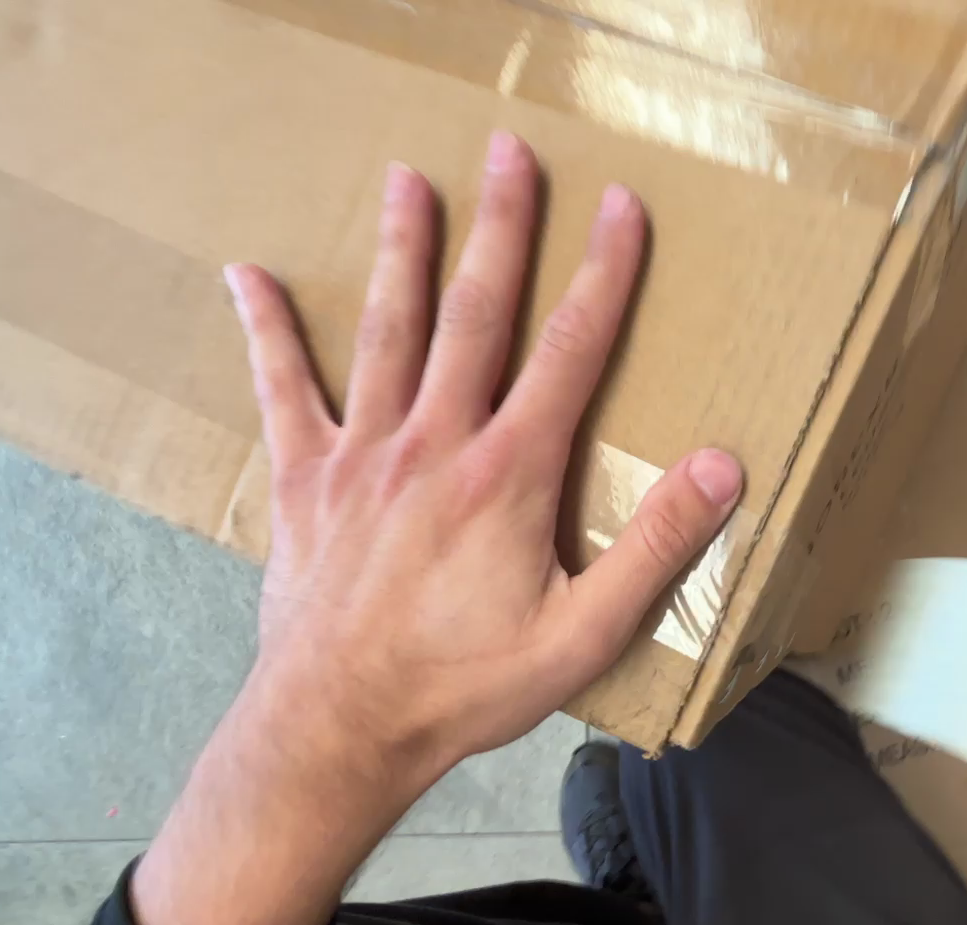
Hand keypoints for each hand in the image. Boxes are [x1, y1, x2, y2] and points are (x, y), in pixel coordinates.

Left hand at [129, 135, 741, 924]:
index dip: (603, 277)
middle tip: (510, 151)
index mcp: (509, 473)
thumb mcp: (588, 631)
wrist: (340, 731)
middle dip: (501, 229)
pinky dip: (268, 332)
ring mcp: (363, 455)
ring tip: (408, 181)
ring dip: (402, 252)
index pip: (570, 352)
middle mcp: (435, 442)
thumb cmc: (470, 685)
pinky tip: (245, 276)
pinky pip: (283, 392)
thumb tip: (721, 468)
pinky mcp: (306, 483)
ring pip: (388, 333)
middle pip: (475, 315)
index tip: (621, 209)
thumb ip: (657, 546)